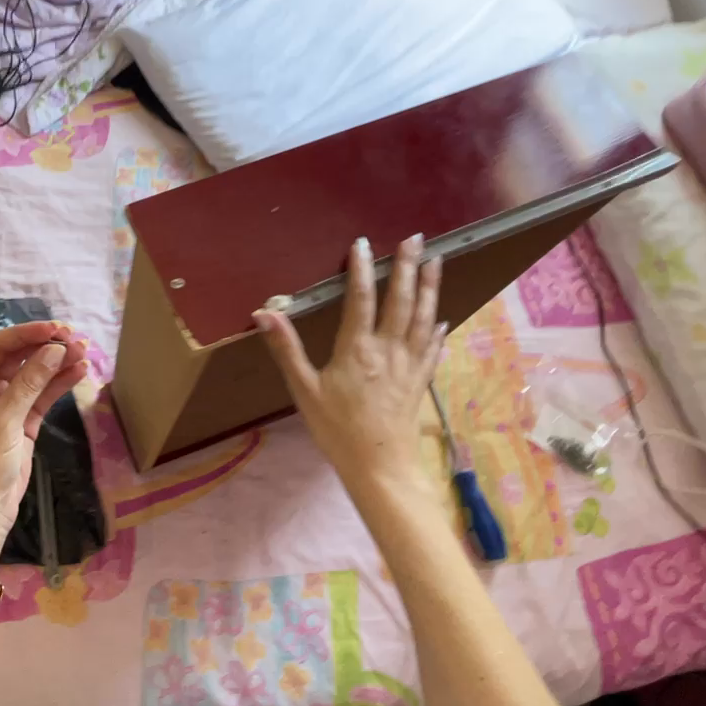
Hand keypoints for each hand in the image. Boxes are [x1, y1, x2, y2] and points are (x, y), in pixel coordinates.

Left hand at [0, 321, 87, 561]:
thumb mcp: (3, 421)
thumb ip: (29, 383)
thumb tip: (54, 349)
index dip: (26, 333)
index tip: (55, 329)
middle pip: (18, 357)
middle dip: (45, 346)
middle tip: (75, 338)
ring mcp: (6, 406)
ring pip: (34, 375)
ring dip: (57, 363)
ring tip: (85, 351)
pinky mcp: (24, 422)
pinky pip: (43, 396)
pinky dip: (60, 384)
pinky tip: (80, 371)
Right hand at [254, 235, 446, 497]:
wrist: (380, 467)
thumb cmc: (337, 429)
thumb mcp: (304, 389)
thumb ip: (286, 349)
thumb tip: (264, 313)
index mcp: (357, 349)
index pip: (360, 299)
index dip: (361, 270)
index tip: (362, 243)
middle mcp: (388, 350)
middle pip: (400, 301)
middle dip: (407, 267)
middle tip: (415, 239)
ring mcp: (409, 365)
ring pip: (423, 318)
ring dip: (430, 288)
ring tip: (436, 261)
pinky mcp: (420, 382)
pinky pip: (432, 348)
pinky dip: (437, 328)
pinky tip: (441, 317)